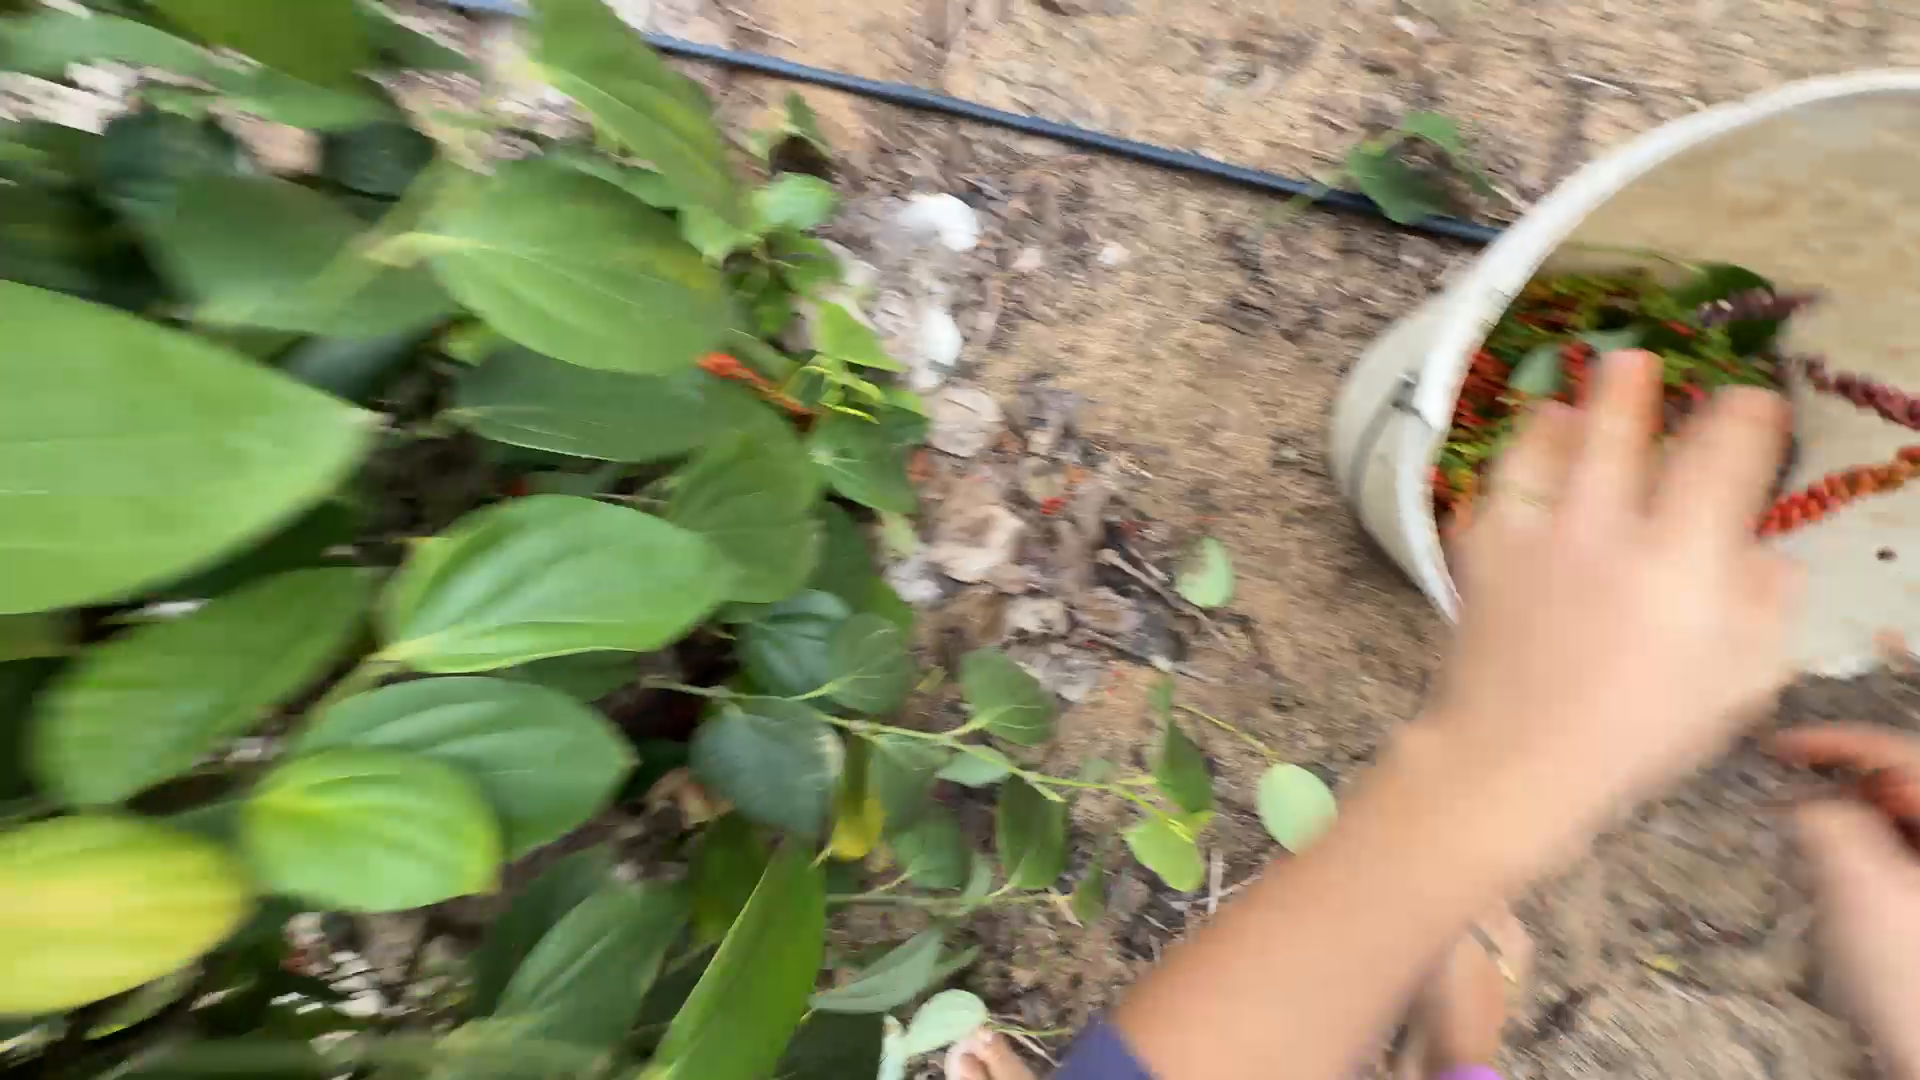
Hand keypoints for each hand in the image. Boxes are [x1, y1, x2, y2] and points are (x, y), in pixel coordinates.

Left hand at [1424, 349, 1800, 862]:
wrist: (1515, 749)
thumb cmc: (1640, 725)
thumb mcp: (1740, 673)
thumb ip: (1758, 599)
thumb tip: (1756, 550)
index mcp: (1677, 561)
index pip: (1716, 465)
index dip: (1738, 422)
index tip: (1750, 398)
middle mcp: (1597, 536)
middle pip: (1612, 441)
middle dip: (1626, 392)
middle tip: (1631, 356)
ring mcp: (1526, 543)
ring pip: (1537, 458)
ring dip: (1551, 421)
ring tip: (1556, 398)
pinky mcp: (1476, 560)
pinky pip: (1489, 499)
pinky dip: (1502, 473)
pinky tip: (1507, 465)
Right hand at [1773, 725, 1919, 1079]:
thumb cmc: (1917, 988)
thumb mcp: (1857, 889)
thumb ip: (1828, 821)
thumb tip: (1805, 792)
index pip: (1905, 755)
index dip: (1834, 742)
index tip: (1781, 744)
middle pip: (1909, 790)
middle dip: (1847, 787)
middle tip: (1794, 798)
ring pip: (1908, 824)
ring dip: (1858, 821)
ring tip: (1818, 841)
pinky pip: (1910, 854)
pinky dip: (1874, 851)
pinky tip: (1851, 876)